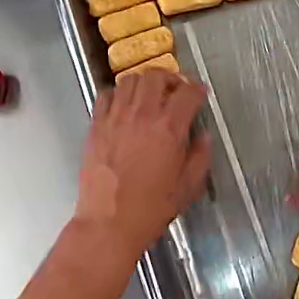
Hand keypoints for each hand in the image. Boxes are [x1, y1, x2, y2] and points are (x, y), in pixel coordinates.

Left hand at [73, 69, 210, 259]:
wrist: (109, 222)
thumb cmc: (151, 208)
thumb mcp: (188, 186)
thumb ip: (200, 155)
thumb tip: (202, 136)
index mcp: (169, 128)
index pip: (187, 92)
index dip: (197, 89)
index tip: (200, 93)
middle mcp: (142, 115)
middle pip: (156, 76)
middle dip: (171, 79)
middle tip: (175, 90)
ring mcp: (115, 117)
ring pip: (130, 80)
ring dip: (144, 83)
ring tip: (149, 96)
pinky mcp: (96, 125)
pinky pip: (106, 95)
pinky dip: (118, 94)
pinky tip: (124, 106)